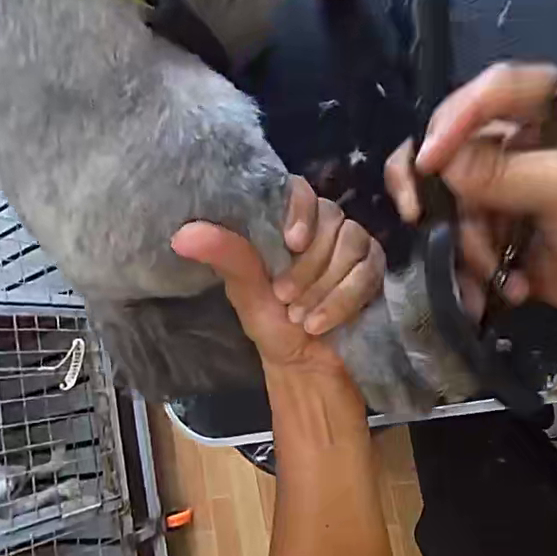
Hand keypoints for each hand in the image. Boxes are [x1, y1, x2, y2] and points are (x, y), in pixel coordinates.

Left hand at [171, 176, 384, 374]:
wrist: (307, 365)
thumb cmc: (273, 326)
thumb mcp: (246, 292)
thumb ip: (226, 257)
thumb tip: (182, 235)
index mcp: (288, 224)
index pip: (301, 190)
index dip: (301, 210)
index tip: (292, 242)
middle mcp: (324, 229)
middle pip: (332, 220)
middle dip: (310, 265)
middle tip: (286, 298)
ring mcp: (353, 249)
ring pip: (353, 245)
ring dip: (326, 285)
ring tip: (302, 317)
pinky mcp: (374, 271)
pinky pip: (370, 272)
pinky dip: (344, 299)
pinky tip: (322, 322)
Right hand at [384, 62, 556, 323]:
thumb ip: (509, 173)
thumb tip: (440, 166)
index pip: (494, 92)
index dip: (455, 120)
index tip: (429, 161)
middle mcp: (528, 140)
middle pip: (459, 146)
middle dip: (439, 187)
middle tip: (417, 213)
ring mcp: (513, 188)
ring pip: (458, 202)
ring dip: (470, 242)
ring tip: (498, 272)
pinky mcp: (506, 231)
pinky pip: (468, 240)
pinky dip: (477, 268)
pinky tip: (509, 288)